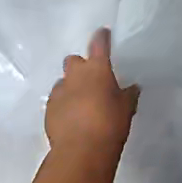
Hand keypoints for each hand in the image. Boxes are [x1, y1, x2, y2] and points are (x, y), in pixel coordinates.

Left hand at [44, 29, 138, 164]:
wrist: (81, 149)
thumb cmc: (110, 124)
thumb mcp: (126, 109)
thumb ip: (128, 95)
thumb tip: (132, 87)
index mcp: (97, 69)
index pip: (99, 44)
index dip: (102, 37)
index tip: (103, 33)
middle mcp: (75, 74)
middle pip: (74, 60)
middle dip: (80, 67)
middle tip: (91, 81)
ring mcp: (59, 90)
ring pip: (63, 81)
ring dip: (71, 87)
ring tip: (81, 104)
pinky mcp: (49, 107)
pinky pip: (56, 99)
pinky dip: (63, 104)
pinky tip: (71, 118)